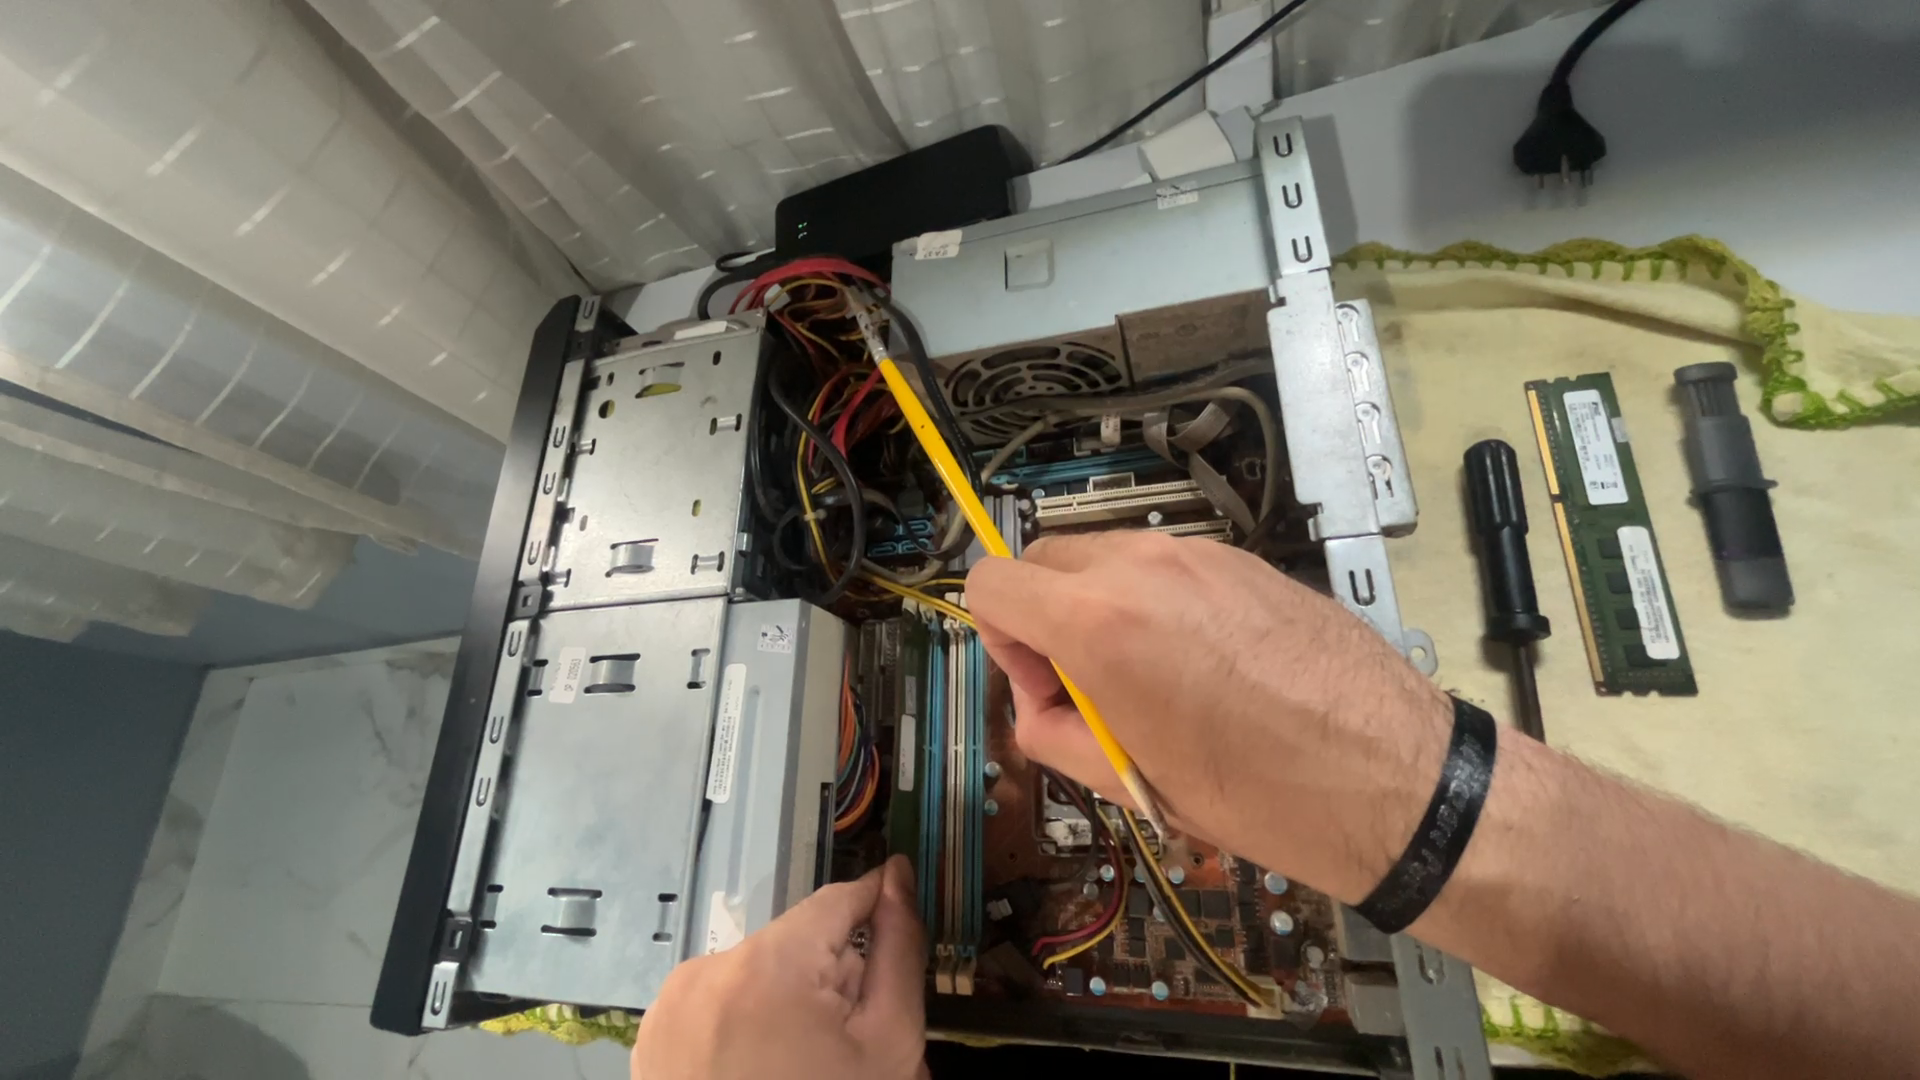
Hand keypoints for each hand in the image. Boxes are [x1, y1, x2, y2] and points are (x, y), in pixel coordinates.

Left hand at [631, 855, 925, 1079]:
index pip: (839, 898)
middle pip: (799, 941)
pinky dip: (748, 1019)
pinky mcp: (651, 1033)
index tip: (897, 933)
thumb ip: (899, 949)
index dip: (875, 910)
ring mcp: (672, 1002)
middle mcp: (708, 967)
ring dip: (791, 998)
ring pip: (760, 969)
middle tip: (851, 1038)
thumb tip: (896, 875)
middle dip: (833, 975)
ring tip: (806, 1059)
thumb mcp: (886, 1044)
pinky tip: (762, 1068)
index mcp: (767, 963)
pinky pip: (721, 1000)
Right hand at [967, 531, 1453, 904]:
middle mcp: (1139, 566)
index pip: (989, 583)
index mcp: (1099, 621)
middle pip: (1040, 559)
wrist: (1397, 780)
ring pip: (1100, 556)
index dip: (996, 636)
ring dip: (1096, 605)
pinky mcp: (1237, 557)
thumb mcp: (1126, 781)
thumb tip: (1035, 698)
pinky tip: (1200, 659)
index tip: (1042, 683)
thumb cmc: (1257, 796)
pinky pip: (1159, 562)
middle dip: (1042, 616)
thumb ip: (1048, 729)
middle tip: (1088, 682)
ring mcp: (1194, 553)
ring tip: (1149, 674)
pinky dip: (1149, 599)